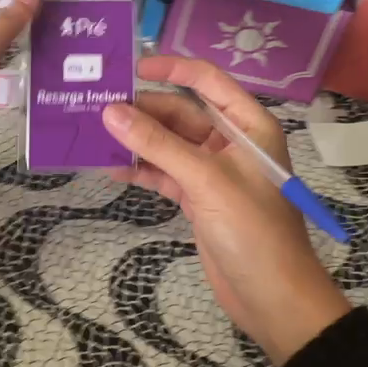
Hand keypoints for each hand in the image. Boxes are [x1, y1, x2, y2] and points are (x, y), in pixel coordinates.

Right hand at [104, 56, 351, 366]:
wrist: (273, 299)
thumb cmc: (252, 230)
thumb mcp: (205, 180)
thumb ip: (157, 144)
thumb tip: (110, 111)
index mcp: (248, 125)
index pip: (207, 81)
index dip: (172, 69)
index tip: (131, 67)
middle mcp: (230, 141)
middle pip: (181, 112)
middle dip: (143, 110)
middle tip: (97, 107)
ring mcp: (212, 170)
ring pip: (168, 143)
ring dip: (136, 140)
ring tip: (94, 134)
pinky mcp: (198, 197)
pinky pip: (164, 171)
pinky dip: (140, 169)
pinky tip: (109, 167)